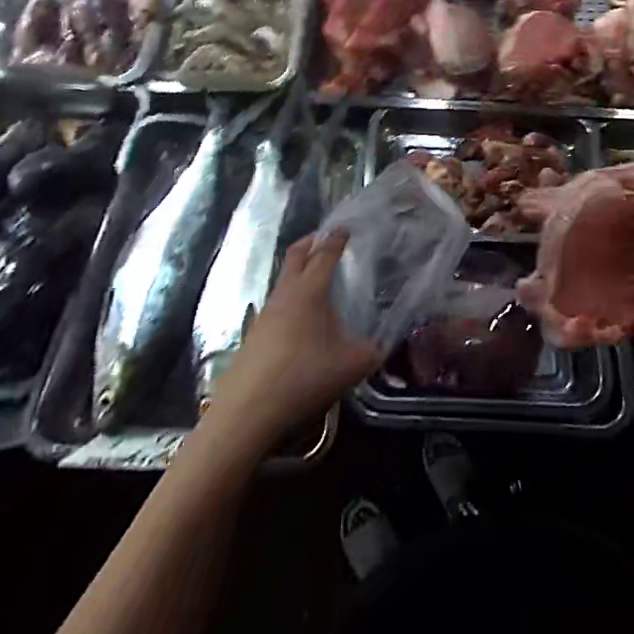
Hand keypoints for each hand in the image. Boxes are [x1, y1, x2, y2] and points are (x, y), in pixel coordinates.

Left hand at [198, 231, 380, 457]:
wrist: (251, 405)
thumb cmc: (305, 376)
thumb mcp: (353, 365)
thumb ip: (373, 350)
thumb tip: (383, 344)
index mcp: (310, 291)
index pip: (324, 255)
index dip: (336, 239)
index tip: (345, 228)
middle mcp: (285, 294)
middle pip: (295, 256)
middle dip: (311, 242)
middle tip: (326, 238)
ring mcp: (266, 312)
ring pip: (283, 278)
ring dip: (299, 269)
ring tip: (317, 276)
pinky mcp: (256, 331)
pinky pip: (278, 301)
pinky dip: (292, 294)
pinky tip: (301, 315)